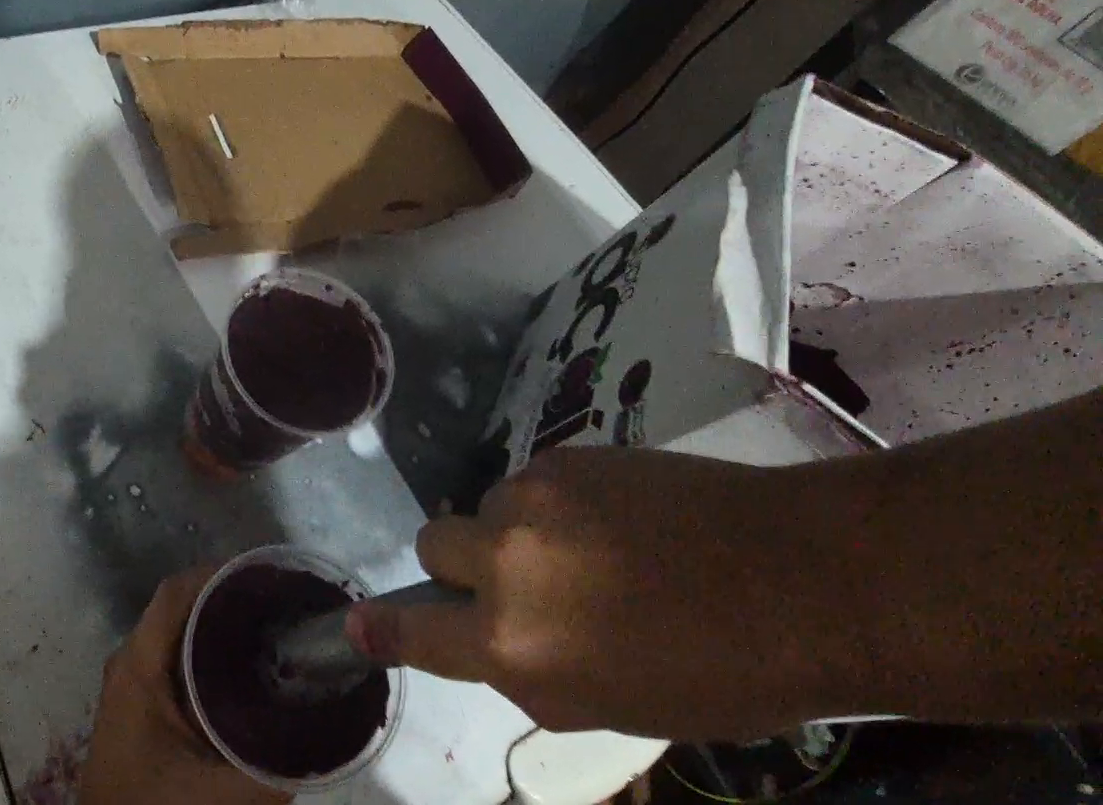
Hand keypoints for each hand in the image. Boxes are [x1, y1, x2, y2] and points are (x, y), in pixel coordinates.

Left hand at [81, 566, 292, 804]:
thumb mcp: (218, 794)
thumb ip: (274, 769)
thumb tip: (329, 735)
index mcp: (138, 665)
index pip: (175, 593)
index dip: (218, 573)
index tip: (268, 575)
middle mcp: (132, 662)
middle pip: (180, 606)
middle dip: (231, 597)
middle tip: (284, 602)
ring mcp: (135, 682)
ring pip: (180, 632)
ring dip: (222, 624)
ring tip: (276, 626)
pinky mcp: (143, 703)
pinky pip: (178, 658)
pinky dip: (212, 652)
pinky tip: (250, 668)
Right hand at [346, 446, 845, 741]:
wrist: (806, 576)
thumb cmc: (721, 672)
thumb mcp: (615, 706)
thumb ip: (532, 674)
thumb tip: (495, 643)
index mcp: (515, 642)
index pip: (418, 631)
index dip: (384, 630)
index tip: (356, 626)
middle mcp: (505, 562)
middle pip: (433, 544)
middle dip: (460, 563)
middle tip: (516, 578)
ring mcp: (531, 499)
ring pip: (487, 508)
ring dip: (516, 531)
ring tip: (589, 547)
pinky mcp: (566, 457)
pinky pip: (533, 483)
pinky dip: (556, 505)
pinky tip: (617, 519)